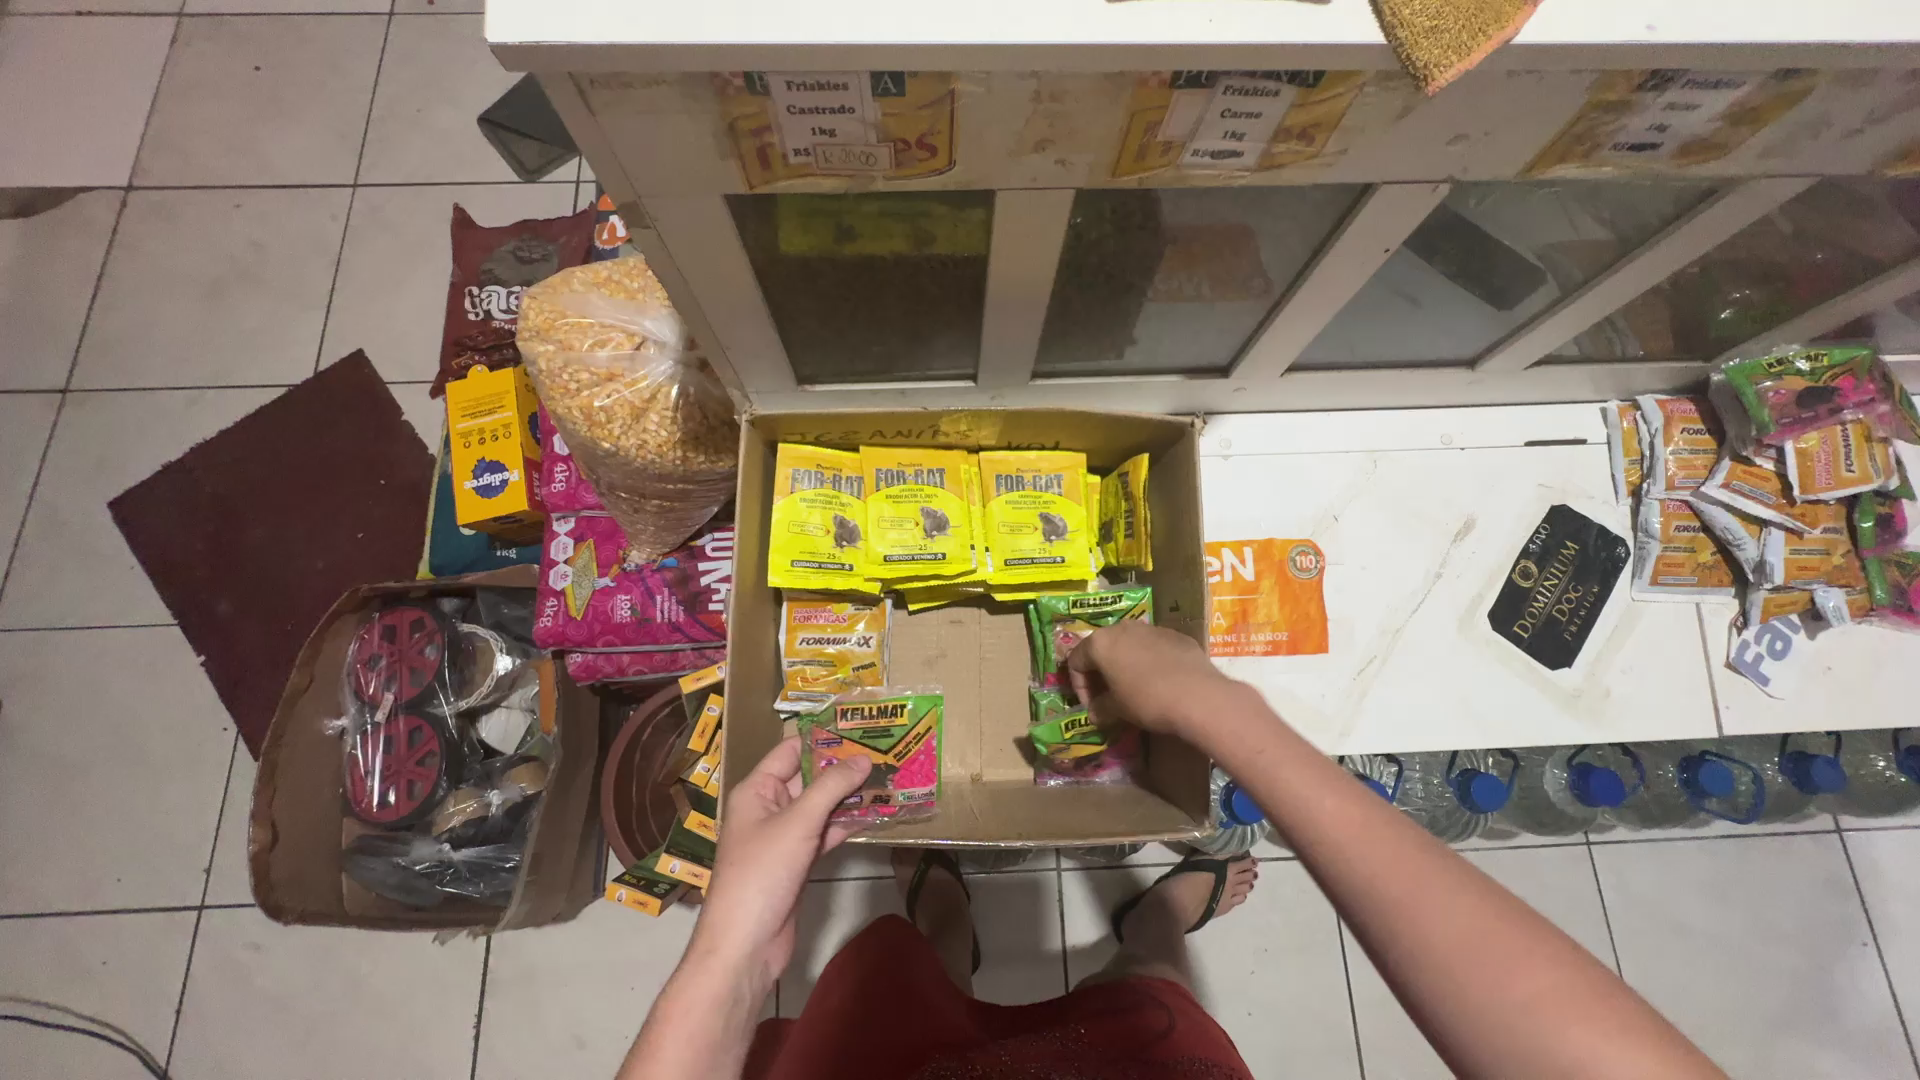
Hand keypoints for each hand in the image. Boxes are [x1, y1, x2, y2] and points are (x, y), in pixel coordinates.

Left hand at [692, 737, 872, 987]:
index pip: (791, 750)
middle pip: (810, 777)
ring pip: (821, 806)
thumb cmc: (762, 873)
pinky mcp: (798, 861)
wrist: (746, 945)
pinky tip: (876, 815)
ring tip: (888, 779)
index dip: (823, 738)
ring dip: (850, 796)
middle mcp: (770, 807)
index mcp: (758, 789)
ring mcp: (785, 836)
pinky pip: (825, 832)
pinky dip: (846, 824)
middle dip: (844, 767)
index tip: (860, 726)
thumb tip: (864, 758)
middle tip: (884, 752)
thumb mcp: (798, 823)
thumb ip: (832, 787)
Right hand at [1067, 621, 1238, 738]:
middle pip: (1101, 649)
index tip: (1091, 707)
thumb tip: (1095, 714)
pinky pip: (1153, 647)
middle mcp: (1122, 628)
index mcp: (1100, 643)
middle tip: (1108, 698)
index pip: (1076, 662)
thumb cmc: (1147, 700)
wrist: (1198, 695)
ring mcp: (1150, 628)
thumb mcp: (1117, 710)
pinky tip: (1160, 683)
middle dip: (1101, 673)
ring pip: (1129, 645)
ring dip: (1125, 666)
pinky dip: (1149, 662)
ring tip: (1134, 689)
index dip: (1080, 687)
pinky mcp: (1175, 635)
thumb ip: (1100, 709)